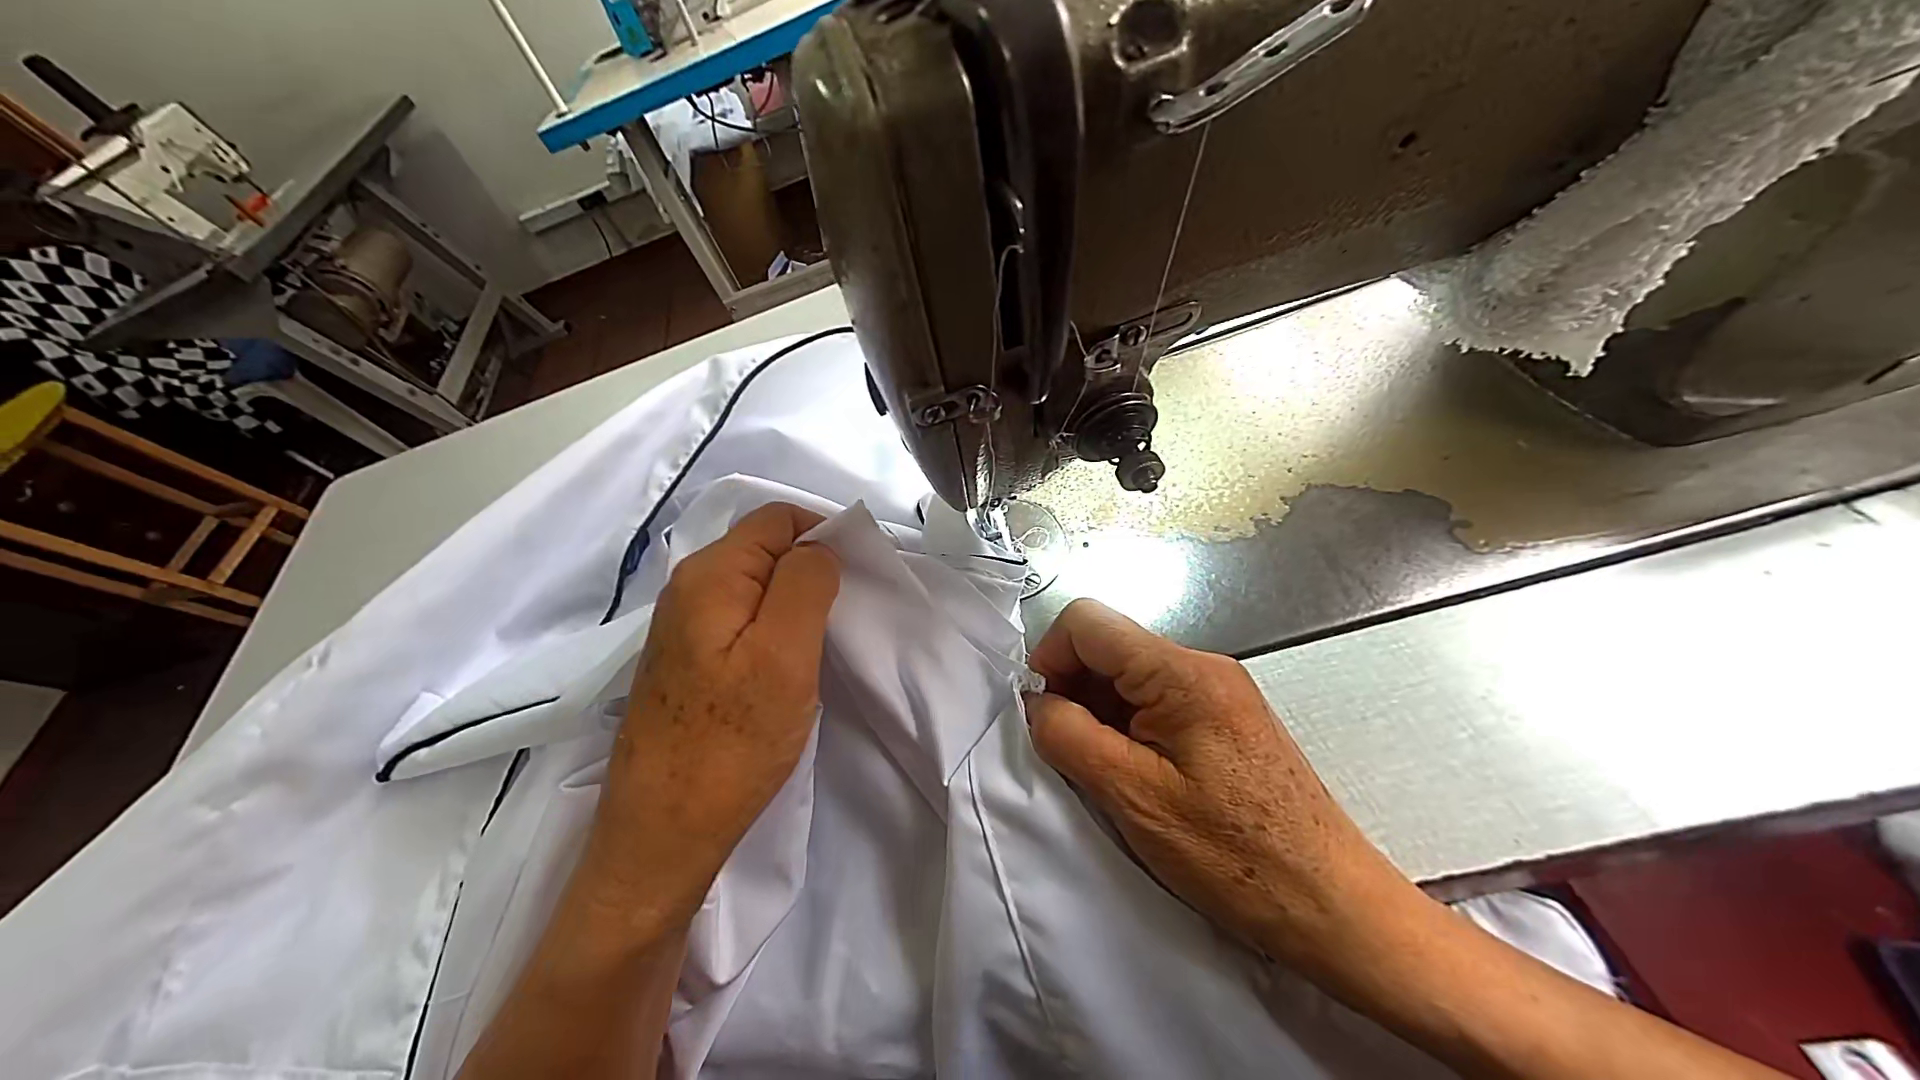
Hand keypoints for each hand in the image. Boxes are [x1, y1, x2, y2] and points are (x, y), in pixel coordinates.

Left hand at [581, 502, 841, 926]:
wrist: (664, 831)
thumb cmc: (732, 742)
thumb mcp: (784, 655)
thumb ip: (805, 583)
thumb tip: (818, 546)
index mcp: (710, 575)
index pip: (776, 519)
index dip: (823, 534)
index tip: (857, 578)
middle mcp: (688, 589)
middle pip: (764, 548)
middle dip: (811, 569)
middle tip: (844, 616)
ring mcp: (684, 627)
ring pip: (756, 586)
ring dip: (795, 602)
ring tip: (821, 643)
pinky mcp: (688, 660)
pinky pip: (742, 619)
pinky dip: (775, 627)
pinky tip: (789, 664)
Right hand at [1025, 599, 1415, 979]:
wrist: (1334, 906)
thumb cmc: (1237, 857)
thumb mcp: (1133, 796)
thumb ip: (1068, 735)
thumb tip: (1034, 703)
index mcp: (1181, 673)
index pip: (1086, 621)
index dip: (1049, 658)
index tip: (1041, 713)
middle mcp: (1203, 667)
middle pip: (1108, 647)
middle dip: (1073, 692)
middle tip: (1071, 754)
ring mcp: (1218, 693)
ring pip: (1128, 678)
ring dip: (1099, 716)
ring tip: (1106, 775)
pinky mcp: (1225, 721)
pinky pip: (1155, 703)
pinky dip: (1127, 731)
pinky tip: (1135, 777)